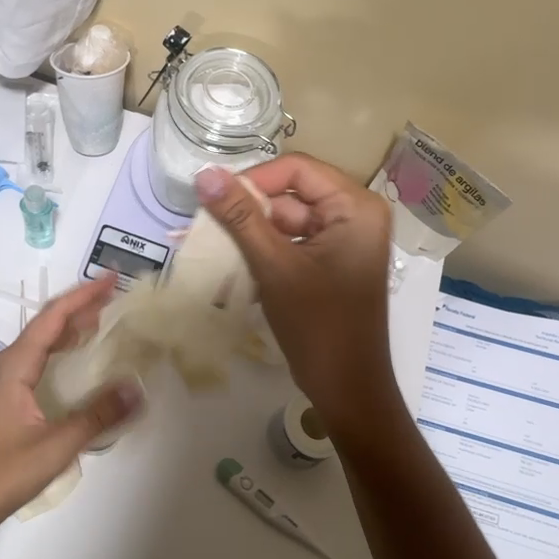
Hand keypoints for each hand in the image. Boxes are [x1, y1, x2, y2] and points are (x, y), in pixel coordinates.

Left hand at [0, 275, 143, 536]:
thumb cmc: (0, 474)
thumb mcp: (55, 446)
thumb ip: (97, 416)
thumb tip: (136, 388)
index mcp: (14, 366)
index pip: (53, 318)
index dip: (84, 296)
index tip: (113, 279)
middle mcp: (5, 366)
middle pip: (47, 325)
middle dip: (81, 308)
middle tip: (117, 298)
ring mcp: (1, 384)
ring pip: (41, 345)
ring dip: (71, 330)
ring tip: (104, 322)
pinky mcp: (3, 401)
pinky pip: (36, 363)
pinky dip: (61, 354)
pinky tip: (78, 365)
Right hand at [195, 155, 397, 426]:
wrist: (347, 390)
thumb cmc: (318, 325)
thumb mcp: (274, 266)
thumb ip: (239, 216)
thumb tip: (204, 173)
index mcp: (356, 207)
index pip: (296, 169)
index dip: (252, 180)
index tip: (213, 201)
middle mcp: (355, 214)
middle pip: (290, 192)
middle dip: (246, 209)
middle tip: (202, 226)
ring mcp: (344, 239)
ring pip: (285, 219)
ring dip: (248, 232)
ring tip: (205, 244)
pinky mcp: (330, 261)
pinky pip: (290, 242)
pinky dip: (261, 251)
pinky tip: (225, 263)